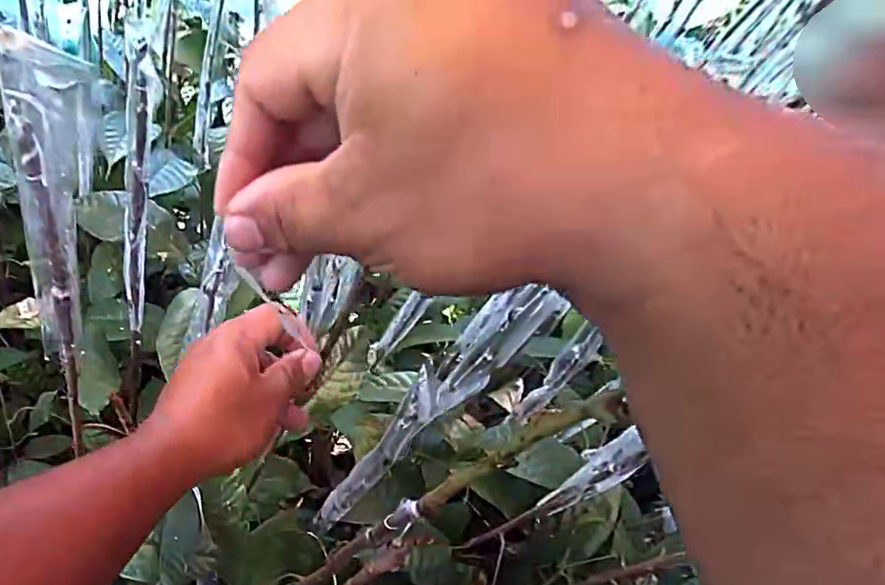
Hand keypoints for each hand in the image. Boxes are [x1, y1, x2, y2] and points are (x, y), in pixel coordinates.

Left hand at [140, 304, 319, 478]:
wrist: (168, 454)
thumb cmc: (226, 422)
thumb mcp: (269, 399)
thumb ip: (292, 374)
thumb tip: (308, 357)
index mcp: (235, 336)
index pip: (277, 317)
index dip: (301, 336)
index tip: (313, 364)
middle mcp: (213, 345)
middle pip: (260, 348)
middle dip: (287, 375)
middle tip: (303, 399)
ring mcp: (198, 370)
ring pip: (245, 375)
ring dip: (271, 396)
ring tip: (291, 425)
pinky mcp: (189, 393)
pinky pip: (226, 389)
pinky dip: (246, 403)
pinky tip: (260, 430)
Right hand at [216, 0, 708, 293]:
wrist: (644, 187)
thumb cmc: (485, 188)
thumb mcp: (356, 210)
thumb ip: (279, 212)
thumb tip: (239, 223)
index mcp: (368, 12)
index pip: (262, 82)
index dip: (241, 164)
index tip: (241, 229)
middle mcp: (413, 1)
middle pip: (306, 93)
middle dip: (280, 186)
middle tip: (273, 258)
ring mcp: (462, 23)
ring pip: (353, 108)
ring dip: (321, 187)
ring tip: (308, 257)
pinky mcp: (496, 54)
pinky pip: (404, 104)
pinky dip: (372, 165)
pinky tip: (361, 221)